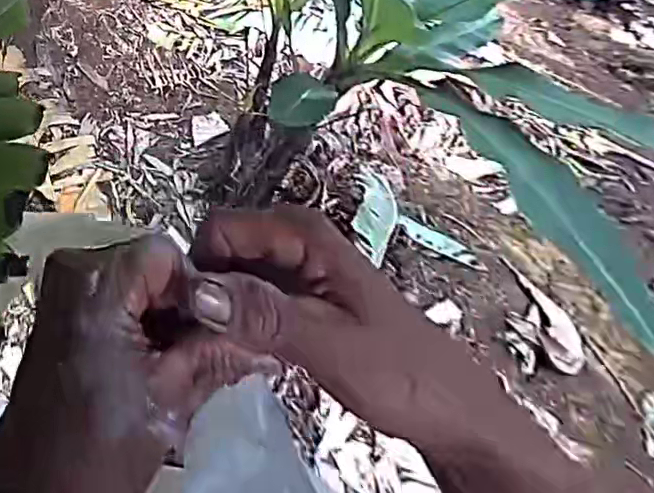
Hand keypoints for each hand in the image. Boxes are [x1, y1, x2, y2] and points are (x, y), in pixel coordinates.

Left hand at [0, 235, 275, 492]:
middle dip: (180, 303)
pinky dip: (135, 315)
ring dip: (160, 312)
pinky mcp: (60, 298)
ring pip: (132, 276)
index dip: (199, 289)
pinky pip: (111, 289)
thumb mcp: (171, 396)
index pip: (165, 252)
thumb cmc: (97, 441)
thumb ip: (215, 354)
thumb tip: (260, 337)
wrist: (42, 472)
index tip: (217, 330)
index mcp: (94, 279)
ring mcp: (61, 280)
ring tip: (173, 361)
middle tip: (202, 351)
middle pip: (147, 261)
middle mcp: (72, 266)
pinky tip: (147, 357)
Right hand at [190, 206, 591, 490]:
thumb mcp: (332, 346)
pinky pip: (244, 293)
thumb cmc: (407, 378)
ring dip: (217, 306)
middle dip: (204, 288)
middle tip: (203, 337)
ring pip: (227, 272)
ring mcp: (291, 264)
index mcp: (299, 230)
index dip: (199, 268)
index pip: (217, 229)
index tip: (192, 315)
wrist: (462, 422)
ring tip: (218, 345)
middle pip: (218, 248)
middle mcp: (290, 237)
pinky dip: (233, 317)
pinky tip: (239, 346)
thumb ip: (263, 315)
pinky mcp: (292, 294)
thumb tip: (196, 290)